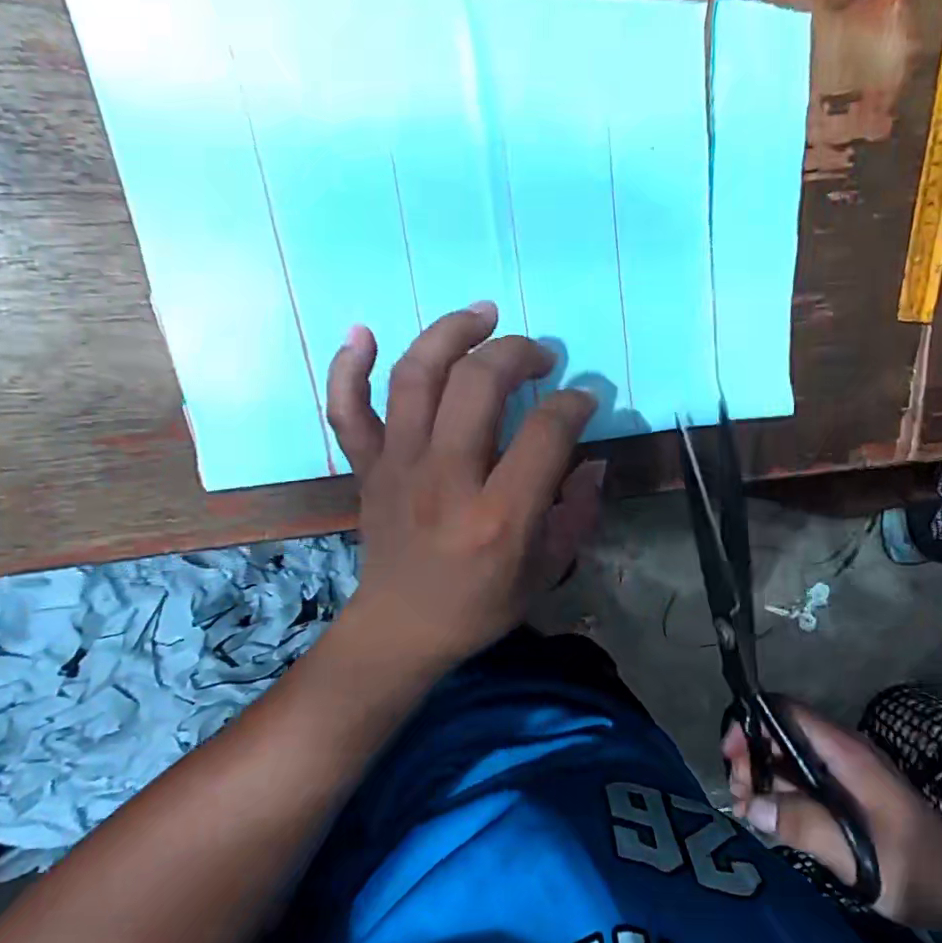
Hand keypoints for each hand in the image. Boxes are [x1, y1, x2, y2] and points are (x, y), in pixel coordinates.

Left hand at [325, 301, 604, 665]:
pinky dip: (348, 367)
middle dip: (518, 353)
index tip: (583, 400)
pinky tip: (362, 332)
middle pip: (478, 385)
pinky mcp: (368, 468)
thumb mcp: (548, 569)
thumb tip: (594, 460)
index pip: (546, 432)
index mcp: (500, 515)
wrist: (402, 629)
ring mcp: (399, 468)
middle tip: (541, 355)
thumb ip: (578, 512)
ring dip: (451, 333)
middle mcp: (447, 479)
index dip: (574, 404)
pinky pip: (348, 409)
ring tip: (483, 314)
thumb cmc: (481, 604)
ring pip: (416, 377)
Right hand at [724, 701, 941, 932]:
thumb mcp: (857, 854)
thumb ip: (803, 826)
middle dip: (752, 757)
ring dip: (763, 778)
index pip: (788, 712)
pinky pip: (802, 781)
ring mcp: (844, 775)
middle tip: (740, 798)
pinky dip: (780, 794)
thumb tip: (752, 806)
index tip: (730, 757)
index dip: (753, 724)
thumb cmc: (914, 870)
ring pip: (789, 758)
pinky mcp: (846, 796)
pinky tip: (769, 820)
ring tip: (749, 813)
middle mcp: (842, 754)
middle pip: (782, 734)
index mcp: (846, 753)